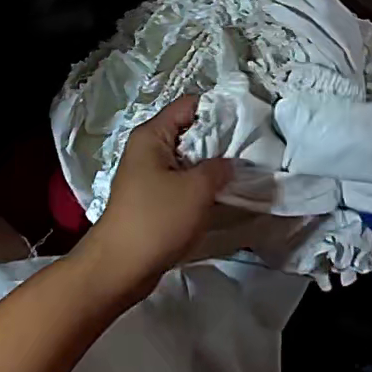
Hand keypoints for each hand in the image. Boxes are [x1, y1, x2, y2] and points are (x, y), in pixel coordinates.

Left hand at [75, 96, 232, 300]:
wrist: (121, 265)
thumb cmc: (157, 218)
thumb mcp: (196, 189)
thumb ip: (219, 168)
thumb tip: (230, 163)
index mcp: (151, 135)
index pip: (187, 105)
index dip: (217, 109)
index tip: (245, 121)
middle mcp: (146, 148)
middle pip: (188, 131)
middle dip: (218, 140)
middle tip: (250, 150)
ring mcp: (147, 173)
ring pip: (186, 159)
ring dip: (210, 166)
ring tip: (241, 172)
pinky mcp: (151, 197)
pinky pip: (180, 181)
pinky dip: (199, 185)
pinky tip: (220, 195)